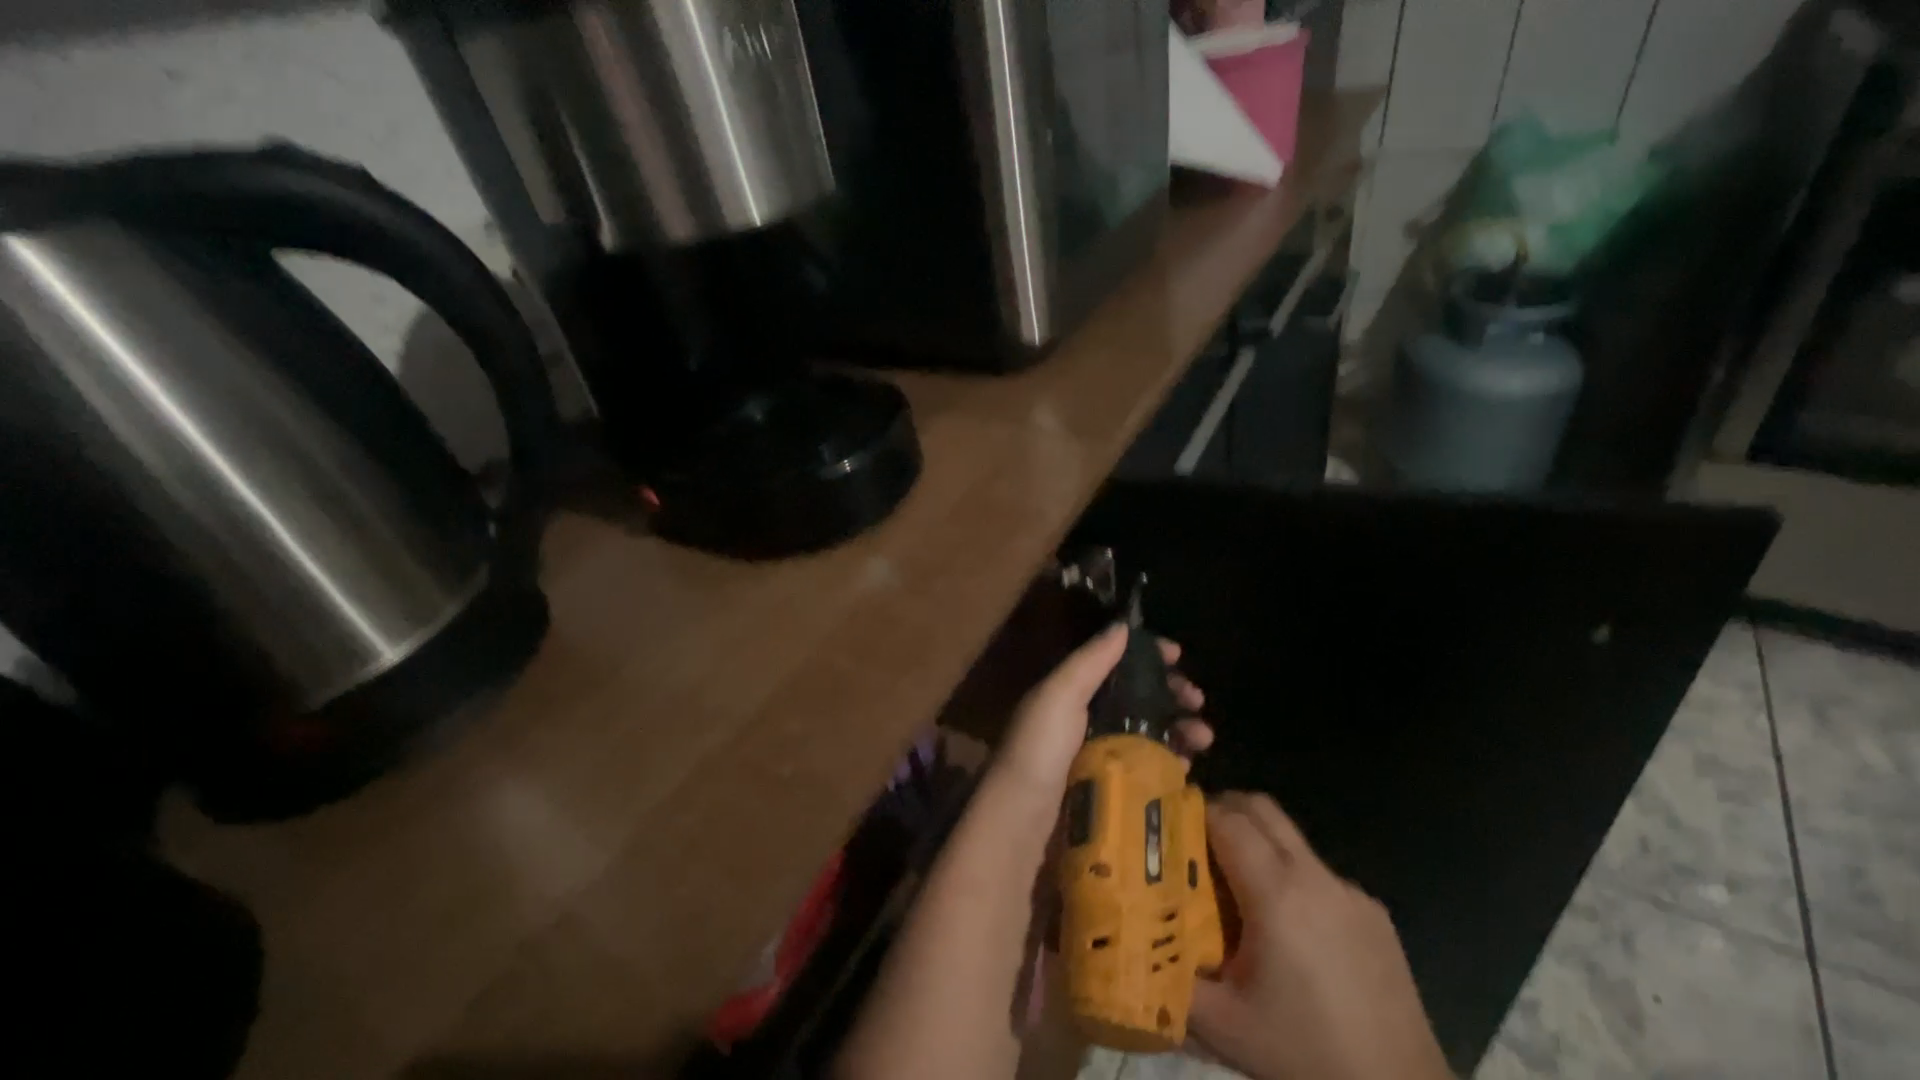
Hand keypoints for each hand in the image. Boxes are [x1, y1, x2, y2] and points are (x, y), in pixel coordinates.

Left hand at [992, 623, 1210, 794]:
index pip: (1116, 669)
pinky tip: (1189, 767)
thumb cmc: (1040, 751)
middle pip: (1140, 701)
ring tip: (1203, 738)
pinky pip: (1151, 772)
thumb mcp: (1059, 696)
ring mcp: (1100, 760)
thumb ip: (1090, 662)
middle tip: (1198, 701)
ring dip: (1181, 730)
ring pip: (1151, 735)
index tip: (1179, 656)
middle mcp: (1086, 724)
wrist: (1021, 822)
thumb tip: (1122, 627)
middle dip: (1173, 696)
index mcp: (1070, 696)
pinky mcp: (1113, 794)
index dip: (1148, 659)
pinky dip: (1172, 764)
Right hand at [1190, 793, 1451, 1079]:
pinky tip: (1287, 934)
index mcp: (1276, 894)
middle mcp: (1317, 878)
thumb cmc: (1301, 1053)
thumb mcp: (1220, 1024)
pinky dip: (1292, 880)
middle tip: (1192, 841)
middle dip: (1223, 811)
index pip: (1227, 820)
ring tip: (1234, 893)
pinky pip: (1321, 876)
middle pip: (1262, 809)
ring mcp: (1352, 893)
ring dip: (1258, 846)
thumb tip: (1134, 944)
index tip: (1165, 825)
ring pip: (1293, 841)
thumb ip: (1170, 975)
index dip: (1192, 812)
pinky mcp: (1376, 916)